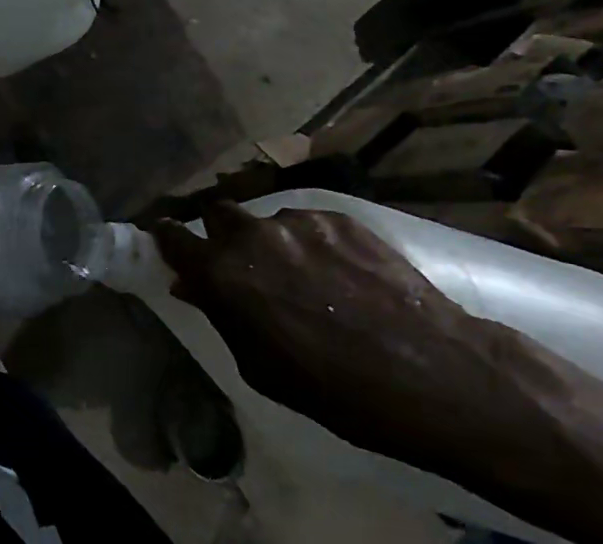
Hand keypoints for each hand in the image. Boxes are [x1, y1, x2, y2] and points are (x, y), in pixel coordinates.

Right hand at [152, 203, 531, 467]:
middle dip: (222, 235)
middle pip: (217, 214)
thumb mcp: (261, 367)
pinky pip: (309, 223)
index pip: (172, 237)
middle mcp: (251, 235)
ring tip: (307, 277)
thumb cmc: (336, 389)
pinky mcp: (339, 216)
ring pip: (267, 220)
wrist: (434, 373)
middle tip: (245, 266)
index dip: (168, 240)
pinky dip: (312, 243)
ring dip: (272, 242)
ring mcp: (296, 220)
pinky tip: (342, 275)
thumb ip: (219, 316)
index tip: (170, 245)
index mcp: (222, 273)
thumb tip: (192, 285)